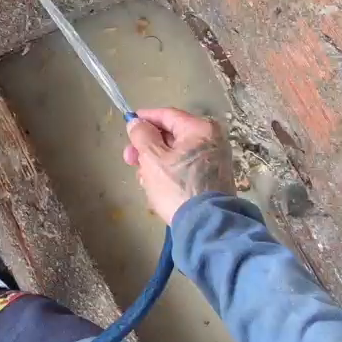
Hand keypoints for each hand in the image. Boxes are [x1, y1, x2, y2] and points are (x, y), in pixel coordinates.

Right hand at [122, 107, 232, 223]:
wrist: (207, 227)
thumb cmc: (177, 187)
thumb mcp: (152, 158)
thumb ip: (142, 135)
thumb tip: (137, 122)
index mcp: (200, 130)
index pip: (167, 115)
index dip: (144, 118)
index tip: (128, 124)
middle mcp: (212, 141)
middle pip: (171, 136)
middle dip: (146, 147)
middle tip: (129, 158)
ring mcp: (214, 161)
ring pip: (175, 153)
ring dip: (154, 162)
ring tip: (142, 178)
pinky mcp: (212, 179)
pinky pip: (185, 167)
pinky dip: (168, 172)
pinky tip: (155, 186)